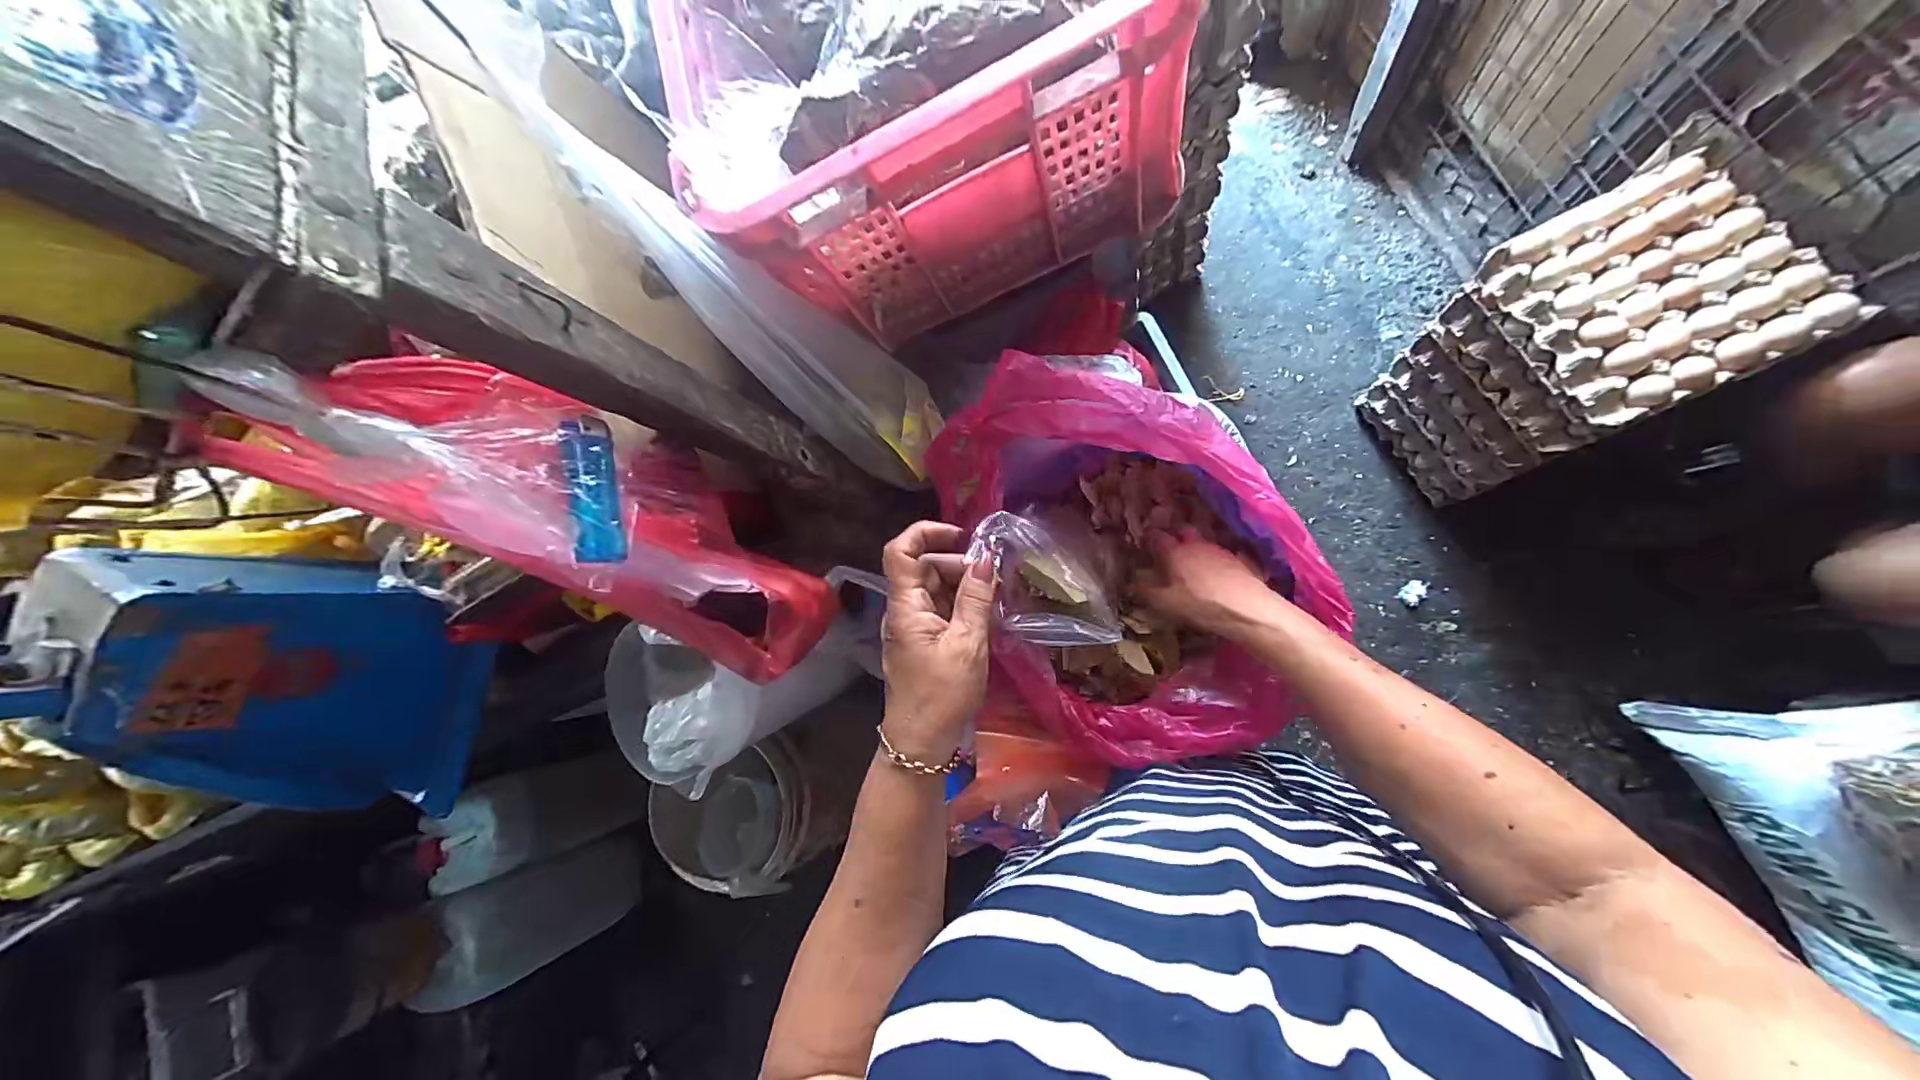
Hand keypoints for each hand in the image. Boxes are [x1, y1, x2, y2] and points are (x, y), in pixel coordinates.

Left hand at [879, 521, 993, 765]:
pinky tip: (984, 614)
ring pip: (933, 589)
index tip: (962, 536)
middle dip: (956, 562)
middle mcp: (903, 610)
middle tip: (992, 576)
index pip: (900, 551)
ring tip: (993, 596)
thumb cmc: (942, 695)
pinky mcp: (922, 641)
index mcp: (905, 607)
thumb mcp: (968, 644)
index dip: (927, 532)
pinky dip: (960, 605)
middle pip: (922, 567)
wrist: (920, 744)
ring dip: (962, 585)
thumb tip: (986, 557)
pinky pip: (939, 609)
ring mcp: (911, 626)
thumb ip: (976, 599)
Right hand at [1136, 530, 1281, 634]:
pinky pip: (1220, 555)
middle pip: (1182, 531)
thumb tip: (1134, 582)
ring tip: (1190, 562)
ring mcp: (1220, 550)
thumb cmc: (1200, 604)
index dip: (1149, 537)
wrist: (1248, 608)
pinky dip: (1213, 561)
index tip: (1144, 542)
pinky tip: (1214, 574)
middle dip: (1174, 535)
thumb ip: (1146, 590)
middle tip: (1168, 546)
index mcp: (1174, 551)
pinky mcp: (1239, 561)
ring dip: (1195, 548)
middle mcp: (1196, 545)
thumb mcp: (1164, 603)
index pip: (1156, 536)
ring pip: (1202, 542)